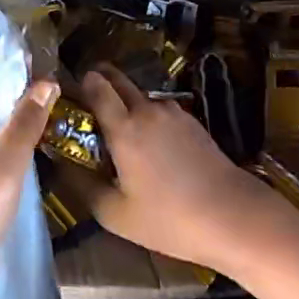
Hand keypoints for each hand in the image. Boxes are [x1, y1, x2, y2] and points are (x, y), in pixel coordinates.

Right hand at [71, 66, 279, 264]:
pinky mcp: (193, 123)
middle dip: (98, 80)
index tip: (66, 91)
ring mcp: (173, 114)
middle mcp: (147, 110)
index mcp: (124, 127)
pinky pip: (159, 110)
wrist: (237, 219)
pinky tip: (149, 145)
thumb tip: (60, 165)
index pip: (96, 86)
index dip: (78, 82)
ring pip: (139, 96)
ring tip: (119, 130)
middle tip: (85, 101)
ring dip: (125, 102)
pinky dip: (147, 117)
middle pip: (117, 79)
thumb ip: (83, 186)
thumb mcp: (116, 214)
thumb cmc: (171, 219)